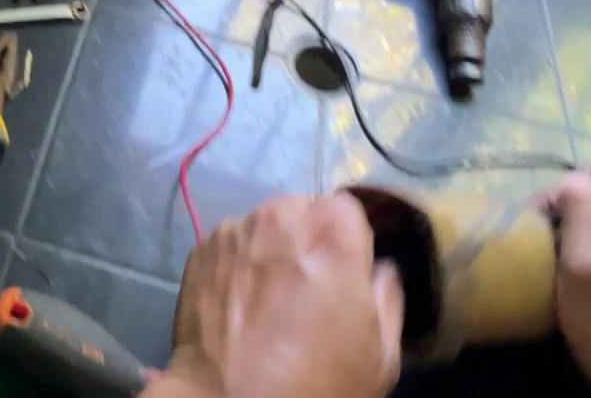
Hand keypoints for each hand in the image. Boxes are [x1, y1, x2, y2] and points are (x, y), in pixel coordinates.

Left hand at [148, 193, 404, 397]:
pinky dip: (238, 261)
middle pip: (303, 210)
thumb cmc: (316, 384)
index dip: (349, 241)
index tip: (345, 274)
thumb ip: (388, 295)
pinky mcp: (202, 245)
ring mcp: (235, 227)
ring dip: (271, 246)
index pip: (348, 209)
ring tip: (268, 295)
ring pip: (264, 224)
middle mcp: (280, 214)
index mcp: (331, 231)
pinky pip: (232, 243)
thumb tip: (382, 268)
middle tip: (307, 286)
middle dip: (308, 238)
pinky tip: (239, 301)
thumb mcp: (381, 355)